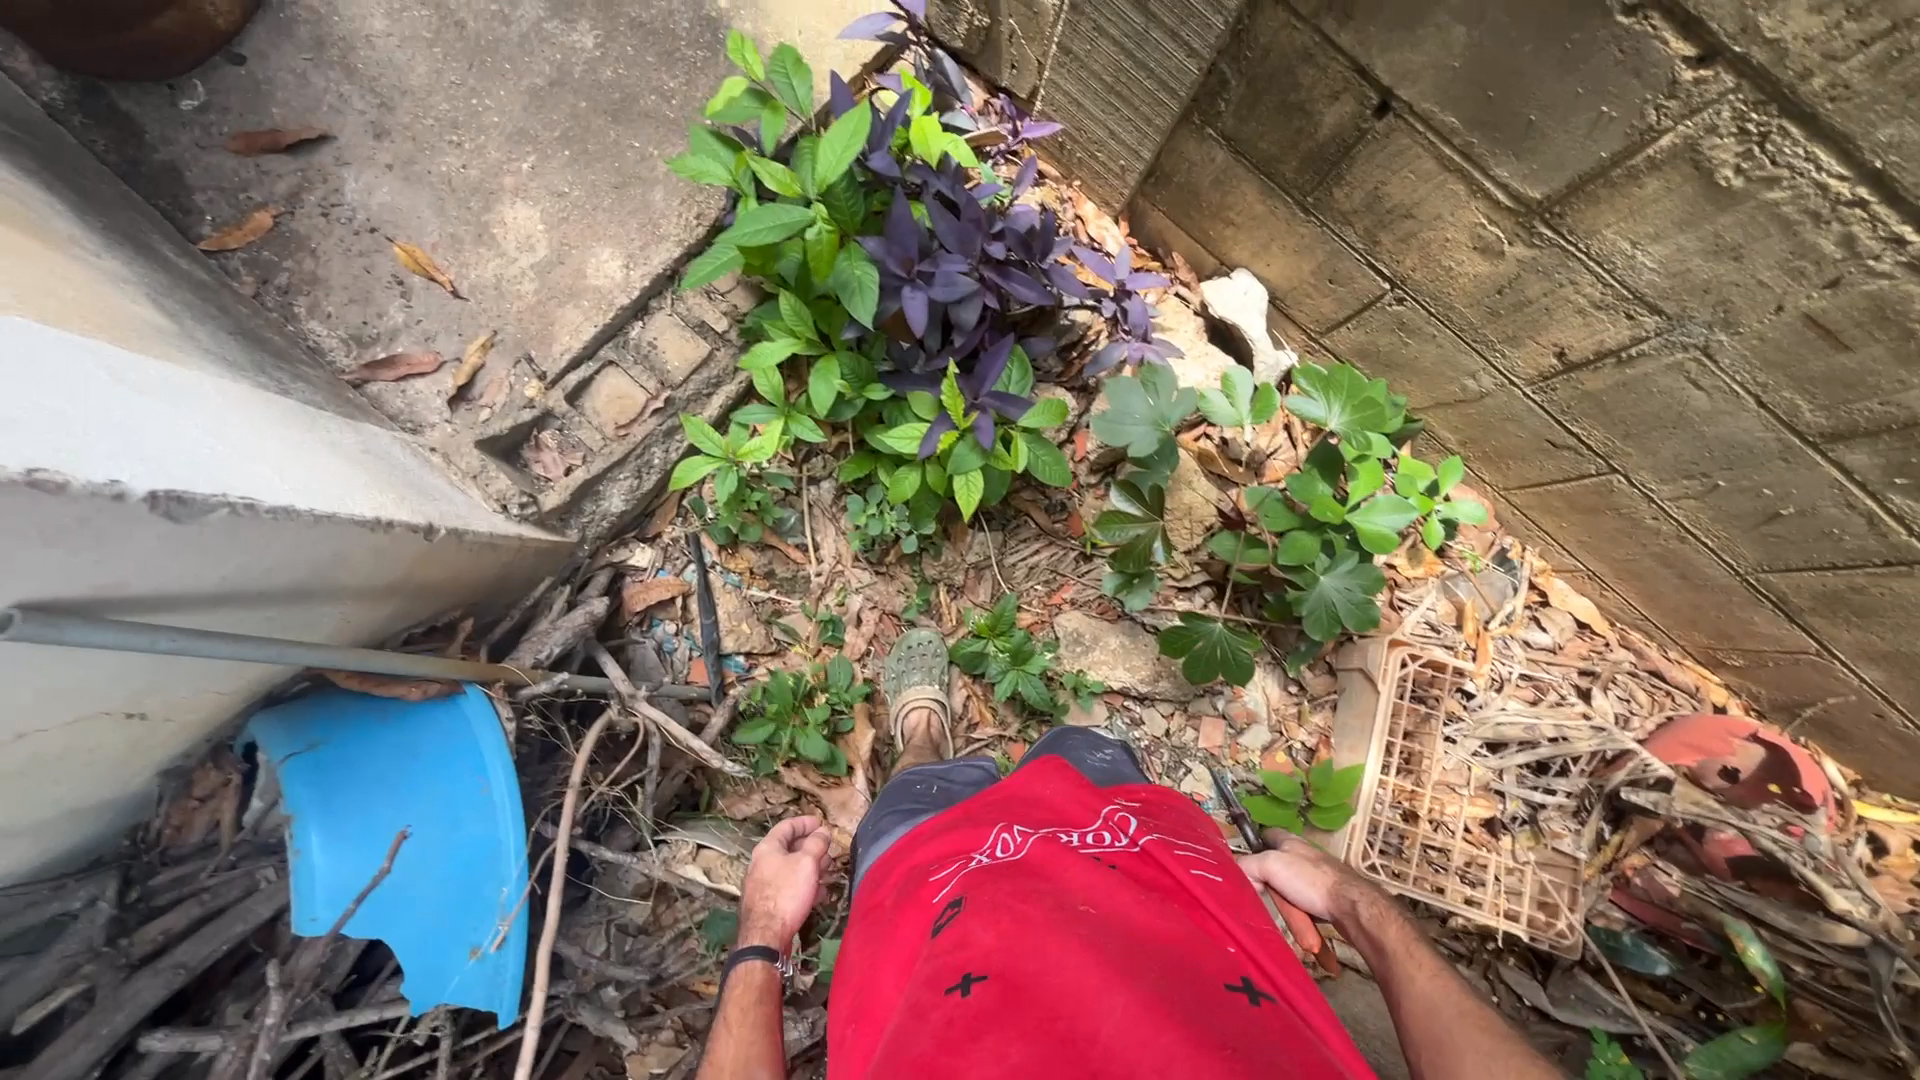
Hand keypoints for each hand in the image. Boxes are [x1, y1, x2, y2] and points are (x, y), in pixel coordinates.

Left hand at [737, 815, 830, 949]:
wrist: (765, 938)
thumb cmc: (786, 893)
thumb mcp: (807, 862)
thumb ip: (816, 843)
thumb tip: (822, 832)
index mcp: (768, 848)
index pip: (787, 826)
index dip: (806, 822)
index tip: (822, 823)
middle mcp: (762, 863)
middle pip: (789, 847)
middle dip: (811, 846)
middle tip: (828, 850)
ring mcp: (764, 885)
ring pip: (791, 868)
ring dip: (811, 867)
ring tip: (828, 871)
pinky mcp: (768, 904)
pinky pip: (789, 887)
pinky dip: (804, 885)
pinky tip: (819, 893)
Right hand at [1236, 830, 1381, 926]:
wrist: (1354, 907)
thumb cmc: (1310, 881)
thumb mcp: (1270, 866)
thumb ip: (1246, 866)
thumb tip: (1236, 878)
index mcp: (1288, 841)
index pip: (1263, 835)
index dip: (1252, 848)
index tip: (1246, 868)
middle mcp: (1302, 856)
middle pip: (1274, 872)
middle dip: (1274, 895)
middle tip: (1275, 905)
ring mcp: (1315, 878)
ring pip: (1290, 895)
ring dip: (1293, 915)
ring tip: (1301, 930)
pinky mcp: (1327, 898)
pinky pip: (1306, 910)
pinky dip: (1305, 922)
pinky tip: (1309, 933)